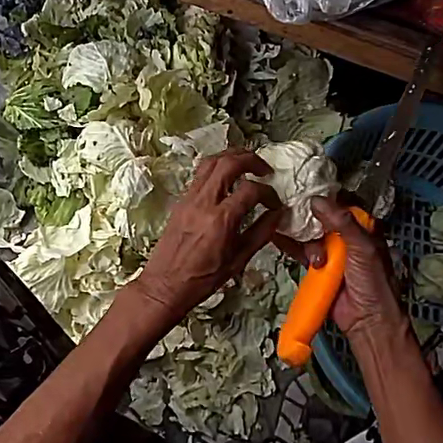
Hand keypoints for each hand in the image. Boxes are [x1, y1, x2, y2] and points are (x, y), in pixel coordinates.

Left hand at [129, 151, 283, 327]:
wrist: (165, 285)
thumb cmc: (202, 279)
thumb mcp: (238, 260)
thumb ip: (261, 233)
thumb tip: (277, 214)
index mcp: (221, 220)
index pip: (251, 190)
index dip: (269, 193)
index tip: (274, 202)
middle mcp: (203, 203)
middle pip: (228, 163)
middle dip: (251, 159)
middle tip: (264, 169)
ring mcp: (189, 199)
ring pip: (210, 162)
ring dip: (231, 157)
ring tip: (246, 164)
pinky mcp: (181, 201)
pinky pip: (199, 174)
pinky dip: (216, 168)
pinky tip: (226, 178)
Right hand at [277, 198, 409, 349]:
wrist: (368, 320)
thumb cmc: (373, 281)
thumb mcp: (362, 248)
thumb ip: (342, 223)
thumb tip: (316, 200)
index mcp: (362, 228)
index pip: (341, 205)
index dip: (324, 197)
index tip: (304, 190)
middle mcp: (346, 237)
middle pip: (321, 218)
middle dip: (310, 220)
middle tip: (299, 221)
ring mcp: (331, 253)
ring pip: (310, 235)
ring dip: (305, 240)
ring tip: (316, 260)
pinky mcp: (318, 268)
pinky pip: (301, 251)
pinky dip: (291, 245)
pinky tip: (278, 238)